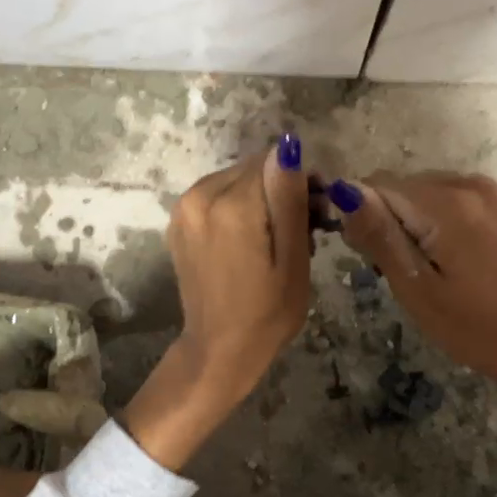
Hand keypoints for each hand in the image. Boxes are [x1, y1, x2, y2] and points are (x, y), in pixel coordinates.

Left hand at [167, 137, 312, 387]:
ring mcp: (183, 209)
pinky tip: (251, 239)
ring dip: (259, 197)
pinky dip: (237, 208)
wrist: (219, 350)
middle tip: (306, 227)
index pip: (273, 162)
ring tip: (279, 236)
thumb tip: (288, 146)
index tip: (319, 210)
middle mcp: (199, 196)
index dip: (301, 180)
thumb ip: (289, 197)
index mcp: (230, 204)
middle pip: (252, 170)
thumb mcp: (293, 257)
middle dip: (280, 188)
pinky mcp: (178, 223)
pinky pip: (215, 198)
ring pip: (234, 181)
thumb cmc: (267, 311)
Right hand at [329, 172, 496, 386]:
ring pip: (415, 193)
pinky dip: (427, 222)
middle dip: (382, 220)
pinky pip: (439, 199)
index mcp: (447, 205)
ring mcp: (483, 192)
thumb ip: (378, 234)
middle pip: (397, 187)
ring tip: (417, 268)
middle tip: (392, 270)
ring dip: (403, 223)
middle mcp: (465, 185)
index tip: (367, 256)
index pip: (376, 186)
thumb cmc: (469, 326)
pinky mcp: (491, 205)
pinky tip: (436, 257)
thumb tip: (344, 190)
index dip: (361, 217)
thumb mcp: (414, 287)